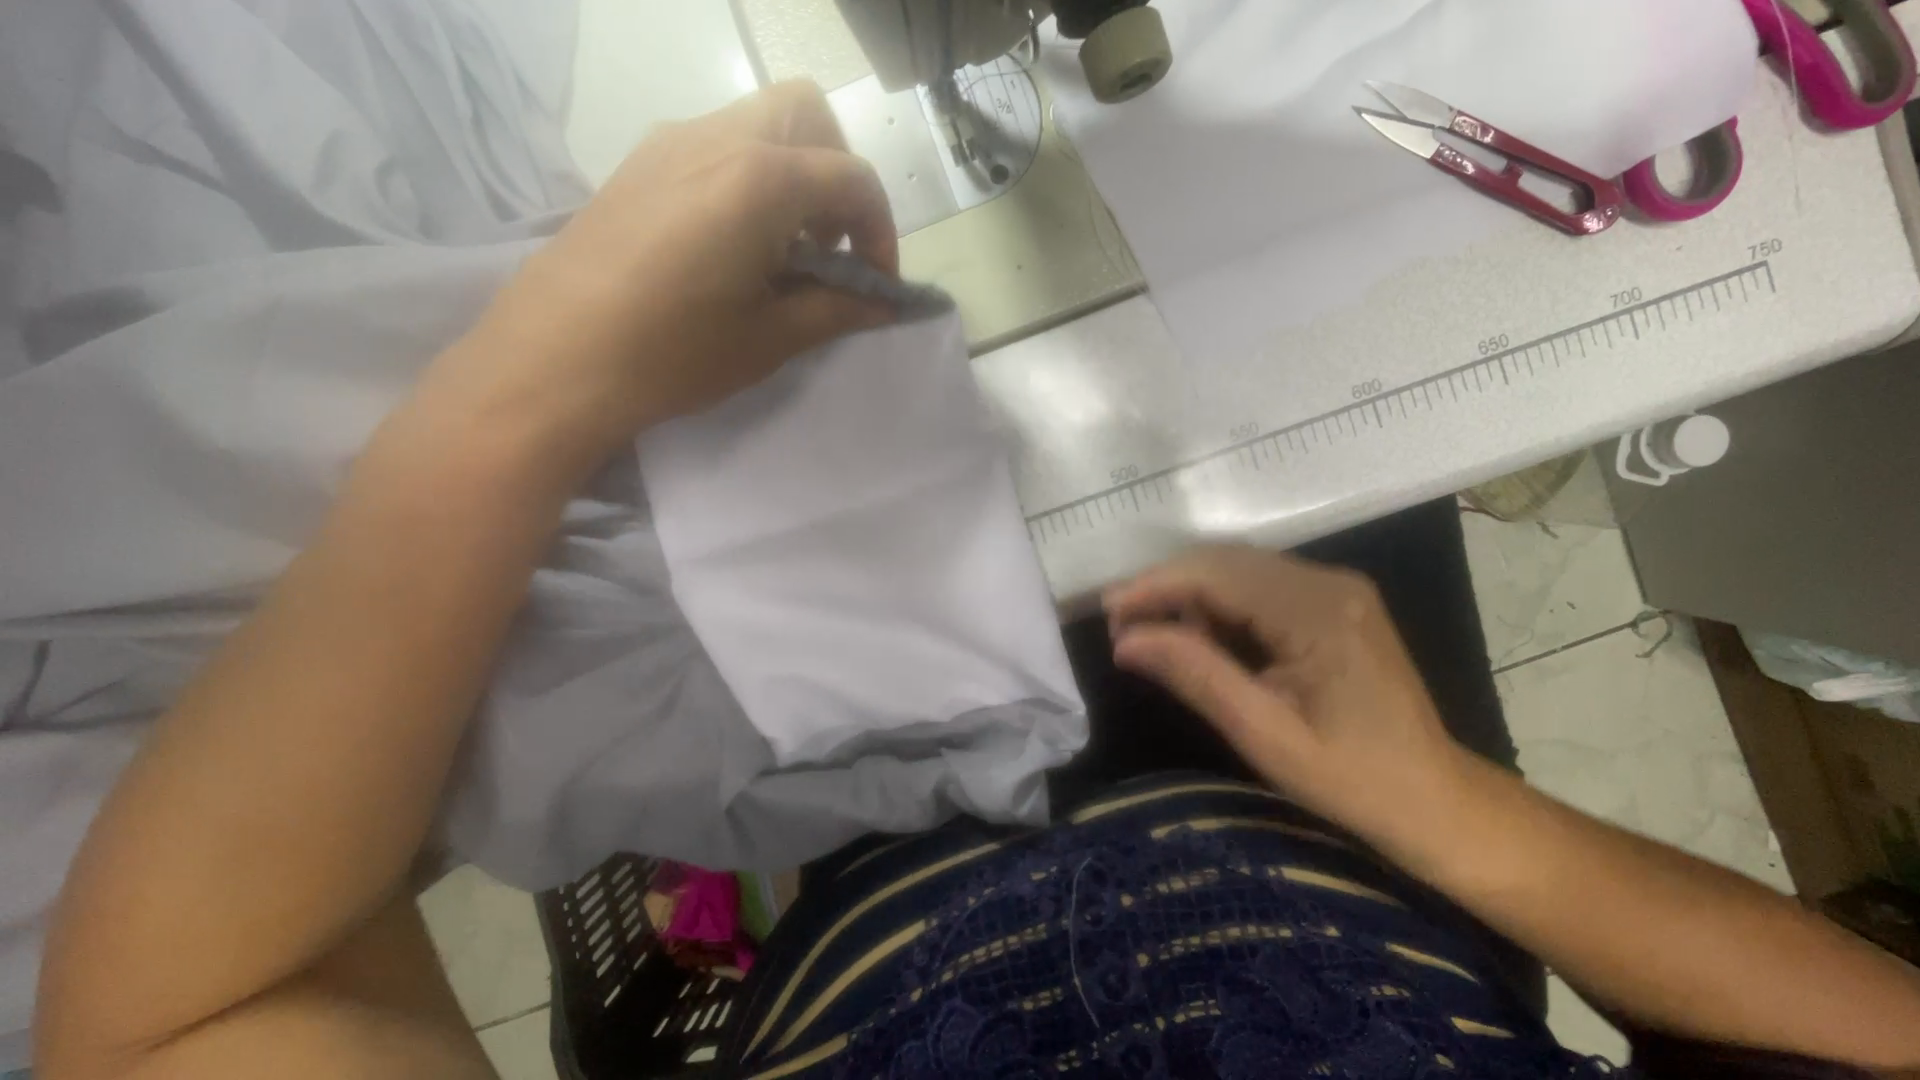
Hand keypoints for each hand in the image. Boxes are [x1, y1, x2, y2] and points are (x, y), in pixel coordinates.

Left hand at [421, 80, 898, 481]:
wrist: (551, 362)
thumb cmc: (672, 353)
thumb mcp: (770, 338)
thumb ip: (837, 308)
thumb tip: (884, 302)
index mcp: (762, 179)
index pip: (851, 178)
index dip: (880, 231)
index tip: (876, 286)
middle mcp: (718, 139)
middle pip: (806, 115)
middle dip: (838, 174)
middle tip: (831, 247)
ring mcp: (669, 144)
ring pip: (757, 123)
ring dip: (793, 174)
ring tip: (782, 252)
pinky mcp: (637, 165)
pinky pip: (714, 145)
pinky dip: (748, 177)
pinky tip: (732, 246)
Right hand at [1103, 546, 1472, 839]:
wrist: (1436, 800)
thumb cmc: (1353, 780)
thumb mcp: (1265, 735)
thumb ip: (1196, 676)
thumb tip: (1125, 641)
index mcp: (1318, 612)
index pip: (1217, 575)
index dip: (1155, 587)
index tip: (1106, 615)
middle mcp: (1330, 583)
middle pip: (1227, 563)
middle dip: (1167, 589)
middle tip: (1121, 630)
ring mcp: (1338, 590)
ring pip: (1241, 571)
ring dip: (1191, 597)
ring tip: (1153, 639)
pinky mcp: (1337, 604)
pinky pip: (1263, 588)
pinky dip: (1222, 606)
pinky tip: (1202, 639)